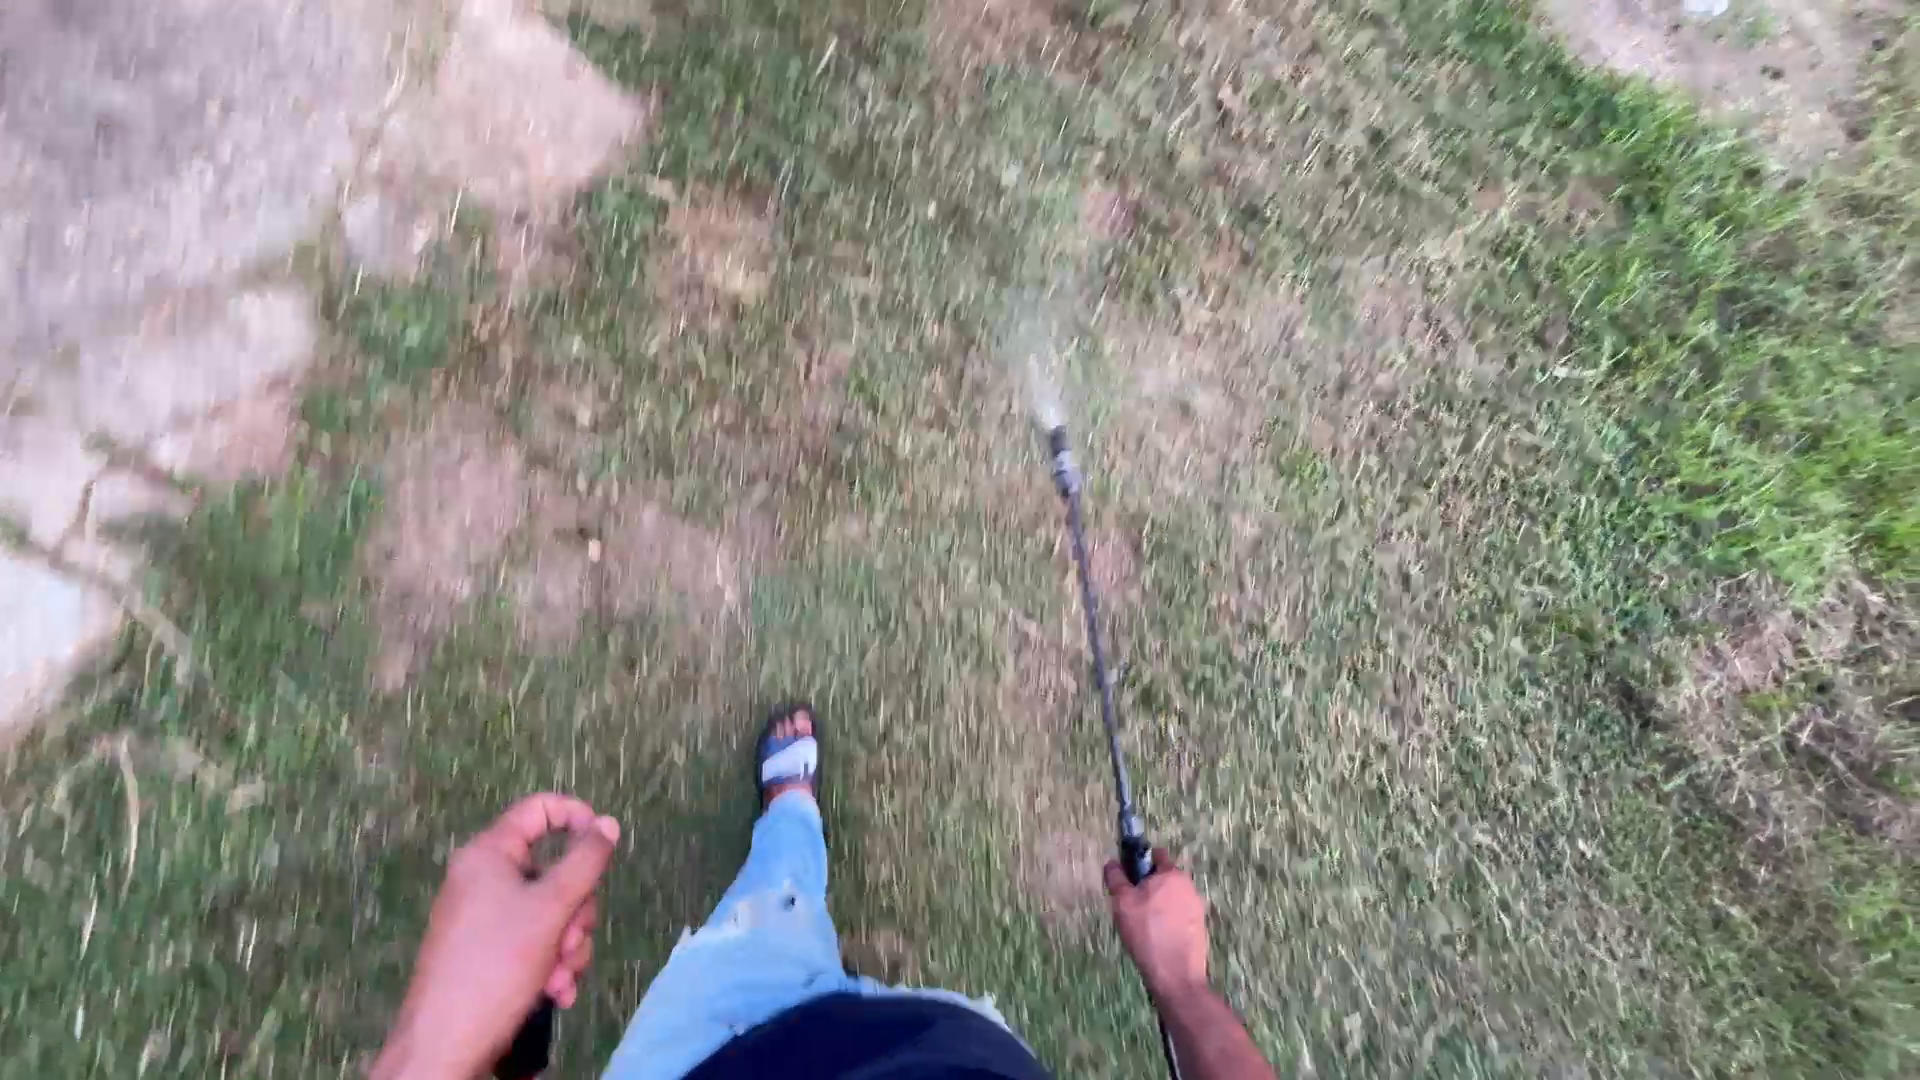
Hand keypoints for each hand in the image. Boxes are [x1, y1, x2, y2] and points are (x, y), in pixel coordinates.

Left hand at [372, 794, 620, 1079]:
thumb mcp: (554, 906)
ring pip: (553, 907)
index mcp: (489, 854)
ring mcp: (485, 916)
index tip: (603, 844)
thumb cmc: (496, 965)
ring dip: (570, 941)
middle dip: (577, 907)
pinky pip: (537, 936)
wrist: (442, 1053)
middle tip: (572, 937)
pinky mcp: (488, 949)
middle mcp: (484, 878)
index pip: (541, 808)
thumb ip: (588, 859)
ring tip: (561, 974)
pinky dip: (553, 960)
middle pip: (556, 866)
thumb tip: (608, 823)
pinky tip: (555, 989)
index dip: (578, 817)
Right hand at [1104, 848, 1208, 1003]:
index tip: (1129, 878)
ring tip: (1143, 924)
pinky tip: (1157, 937)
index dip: (1140, 862)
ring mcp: (1197, 908)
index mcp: (1172, 874)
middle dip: (1149, 886)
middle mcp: (1189, 886)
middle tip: (1132, 905)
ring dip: (1159, 903)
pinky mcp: (1200, 928)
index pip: (1157, 855)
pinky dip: (1168, 920)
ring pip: (1172, 897)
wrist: (1176, 976)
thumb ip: (1116, 878)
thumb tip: (1112, 863)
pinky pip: (1179, 915)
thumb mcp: (1122, 902)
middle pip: (1164, 877)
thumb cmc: (1146, 932)